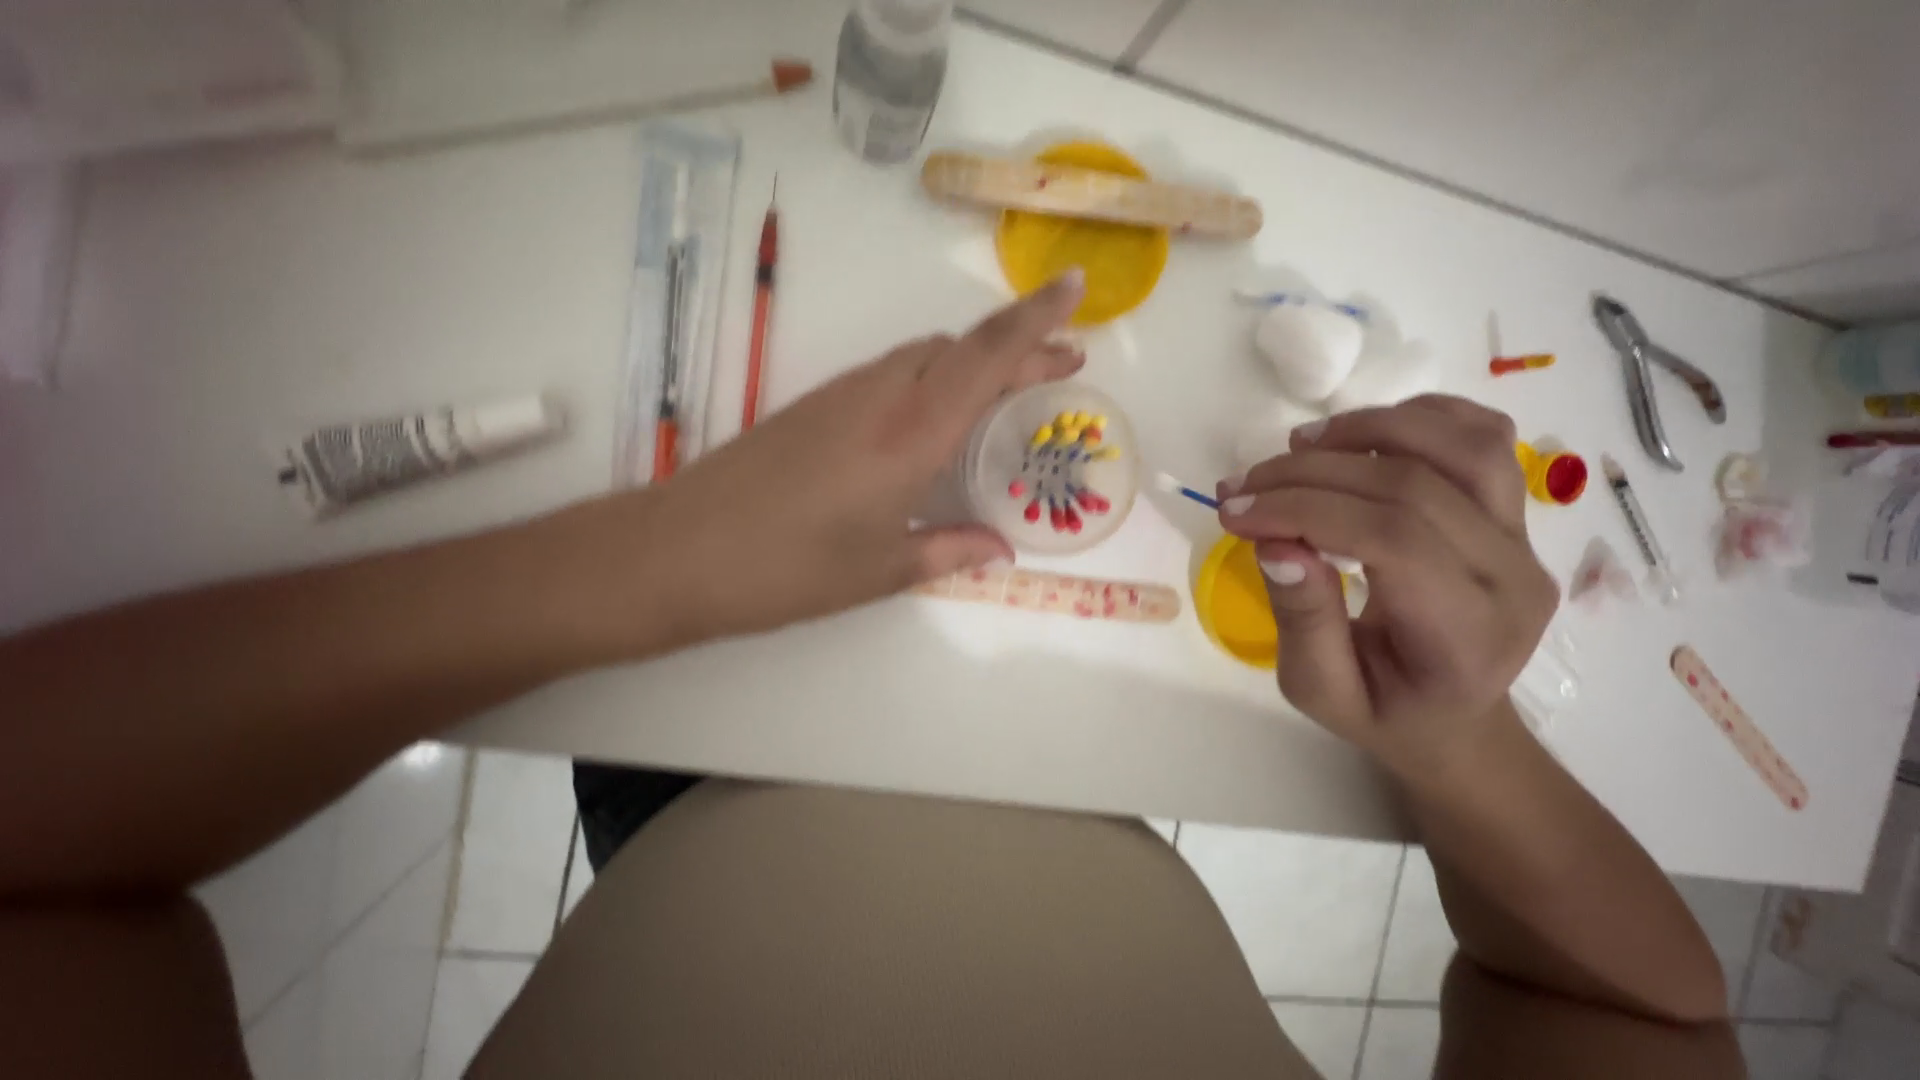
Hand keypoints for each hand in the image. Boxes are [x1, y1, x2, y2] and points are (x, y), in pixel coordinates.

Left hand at [617, 271, 1086, 643]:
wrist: (678, 550)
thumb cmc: (787, 570)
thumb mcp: (881, 570)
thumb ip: (949, 550)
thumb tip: (1001, 548)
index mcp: (909, 434)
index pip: (987, 357)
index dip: (1037, 319)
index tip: (1077, 287)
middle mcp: (880, 397)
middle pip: (961, 348)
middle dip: (1018, 349)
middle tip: (1062, 370)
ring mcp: (842, 394)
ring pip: (924, 357)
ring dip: (973, 362)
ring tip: (1009, 395)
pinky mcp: (815, 404)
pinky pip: (892, 374)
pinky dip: (933, 380)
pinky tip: (936, 421)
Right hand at [1216, 395, 1557, 778]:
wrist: (1454, 715)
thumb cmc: (1383, 710)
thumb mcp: (1320, 692)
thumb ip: (1303, 623)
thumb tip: (1276, 543)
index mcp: (1467, 635)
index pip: (1392, 540)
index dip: (1305, 509)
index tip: (1234, 510)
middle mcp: (1512, 576)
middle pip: (1414, 485)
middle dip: (1311, 473)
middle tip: (1241, 486)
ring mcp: (1524, 537)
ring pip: (1462, 444)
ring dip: (1369, 429)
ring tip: (1298, 446)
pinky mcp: (1516, 511)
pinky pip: (1481, 435)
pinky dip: (1418, 418)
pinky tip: (1359, 437)